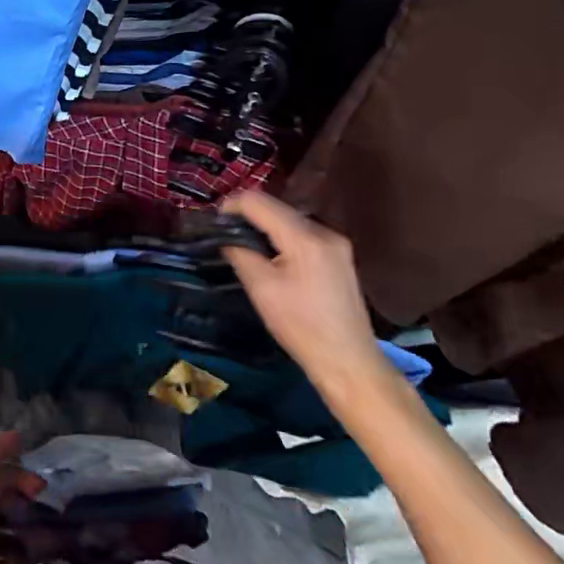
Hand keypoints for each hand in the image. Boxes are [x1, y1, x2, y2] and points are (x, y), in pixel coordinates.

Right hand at [220, 191, 385, 389]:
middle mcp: (324, 231)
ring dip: (265, 227)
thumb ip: (239, 252)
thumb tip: (224, 235)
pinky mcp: (339, 255)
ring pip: (289, 219)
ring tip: (245, 246)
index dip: (231, 206)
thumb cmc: (301, 327)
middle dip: (248, 216)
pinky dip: (281, 237)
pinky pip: (302, 233)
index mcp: (305, 238)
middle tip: (225, 235)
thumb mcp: (261, 289)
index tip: (214, 223)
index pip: (259, 202)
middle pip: (276, 207)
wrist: (349, 362)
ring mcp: (336, 242)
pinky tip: (272, 257)